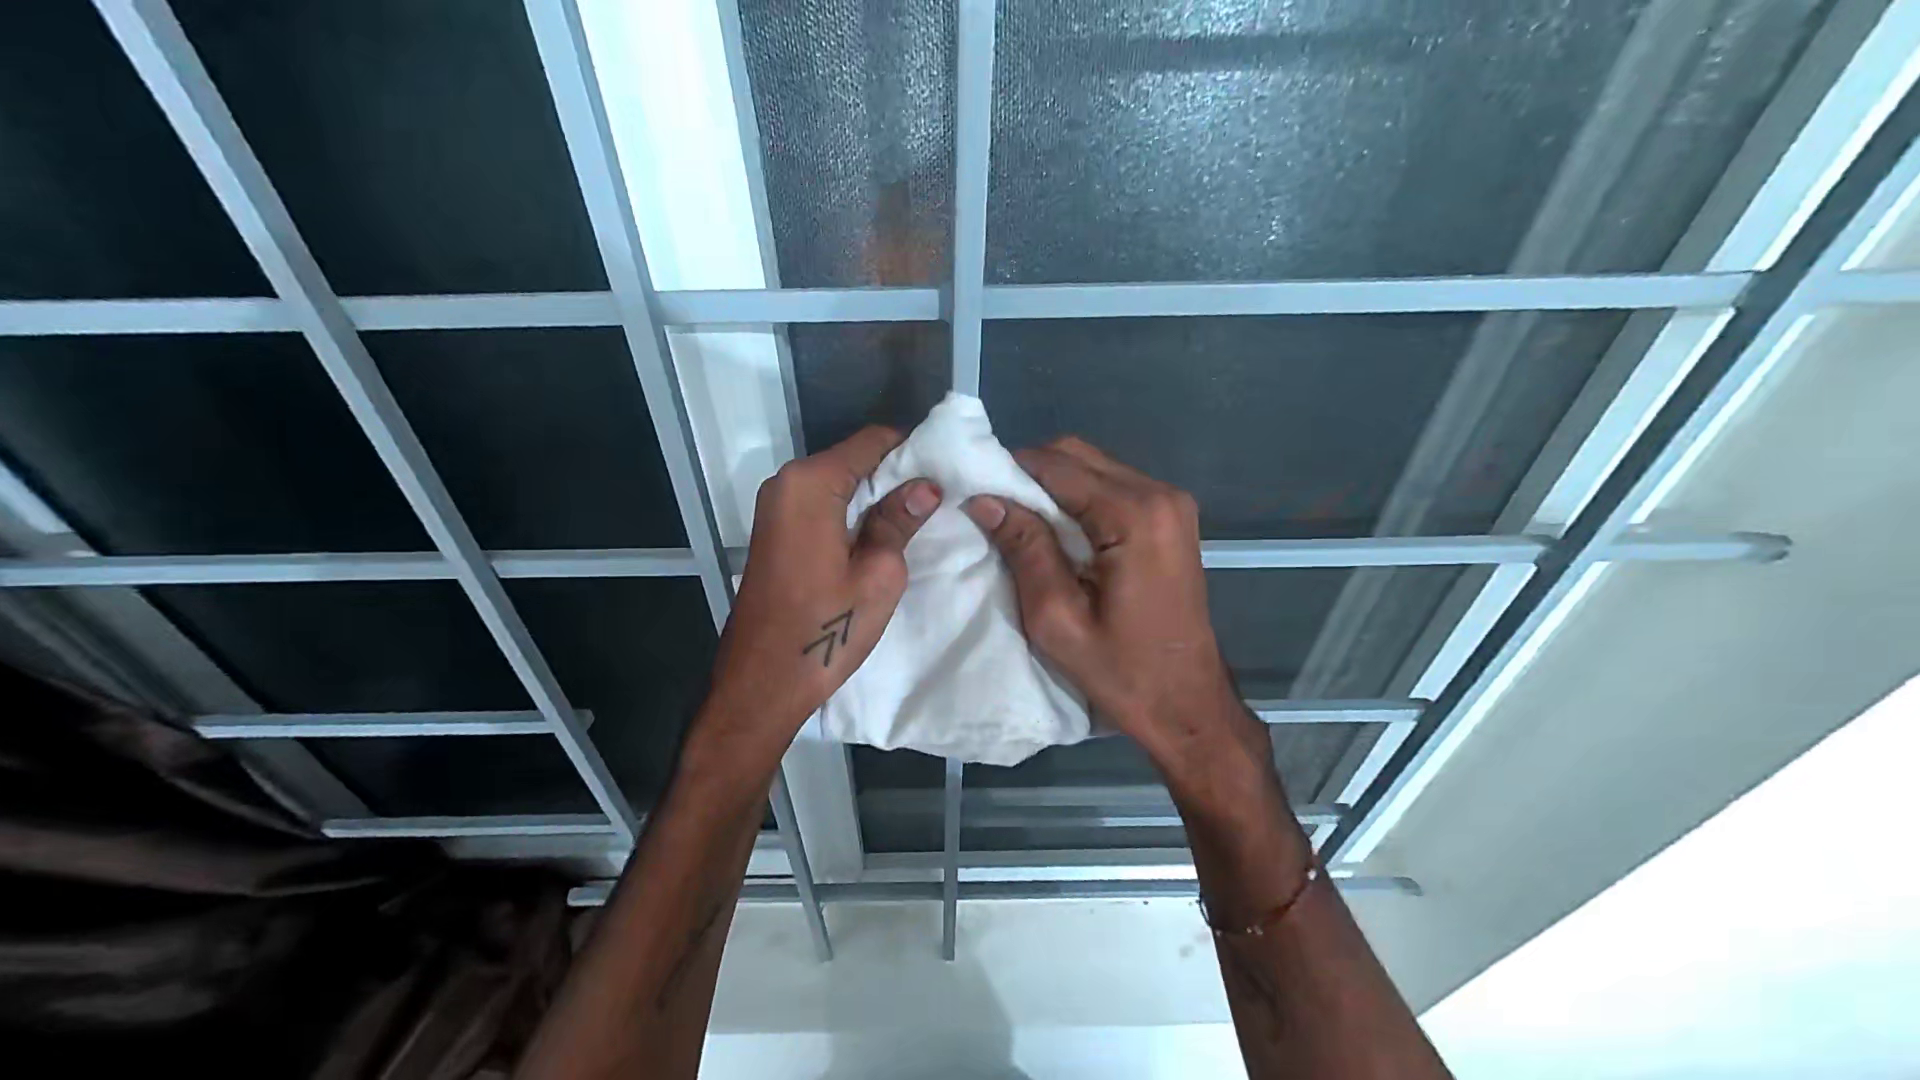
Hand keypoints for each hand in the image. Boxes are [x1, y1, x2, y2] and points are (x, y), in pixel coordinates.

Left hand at [701, 426, 939, 756]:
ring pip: (839, 482)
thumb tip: (927, 486)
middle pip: (853, 458)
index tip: (947, 470)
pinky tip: (879, 534)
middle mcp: (786, 483)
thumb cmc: (825, 628)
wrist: (762, 681)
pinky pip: (822, 505)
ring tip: (916, 518)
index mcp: (811, 483)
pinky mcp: (775, 531)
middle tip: (938, 498)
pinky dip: (852, 512)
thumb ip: (899, 521)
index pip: (872, 441)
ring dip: (875, 495)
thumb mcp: (878, 574)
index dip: (913, 450)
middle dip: (896, 473)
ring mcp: (776, 507)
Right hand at [961, 437, 1261, 774]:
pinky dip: (1079, 498)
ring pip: (1094, 467)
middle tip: (998, 513)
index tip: (977, 497)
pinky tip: (1060, 534)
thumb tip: (984, 500)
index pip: (1056, 465)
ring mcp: (1172, 504)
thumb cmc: (1121, 671)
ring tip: (1024, 526)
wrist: (1187, 703)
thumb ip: (1024, 550)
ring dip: (1054, 486)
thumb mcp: (1057, 618)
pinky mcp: (1172, 518)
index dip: (1009, 472)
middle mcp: (1160, 494)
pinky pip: (1113, 487)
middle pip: (1077, 455)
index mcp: (1134, 516)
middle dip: (1030, 474)